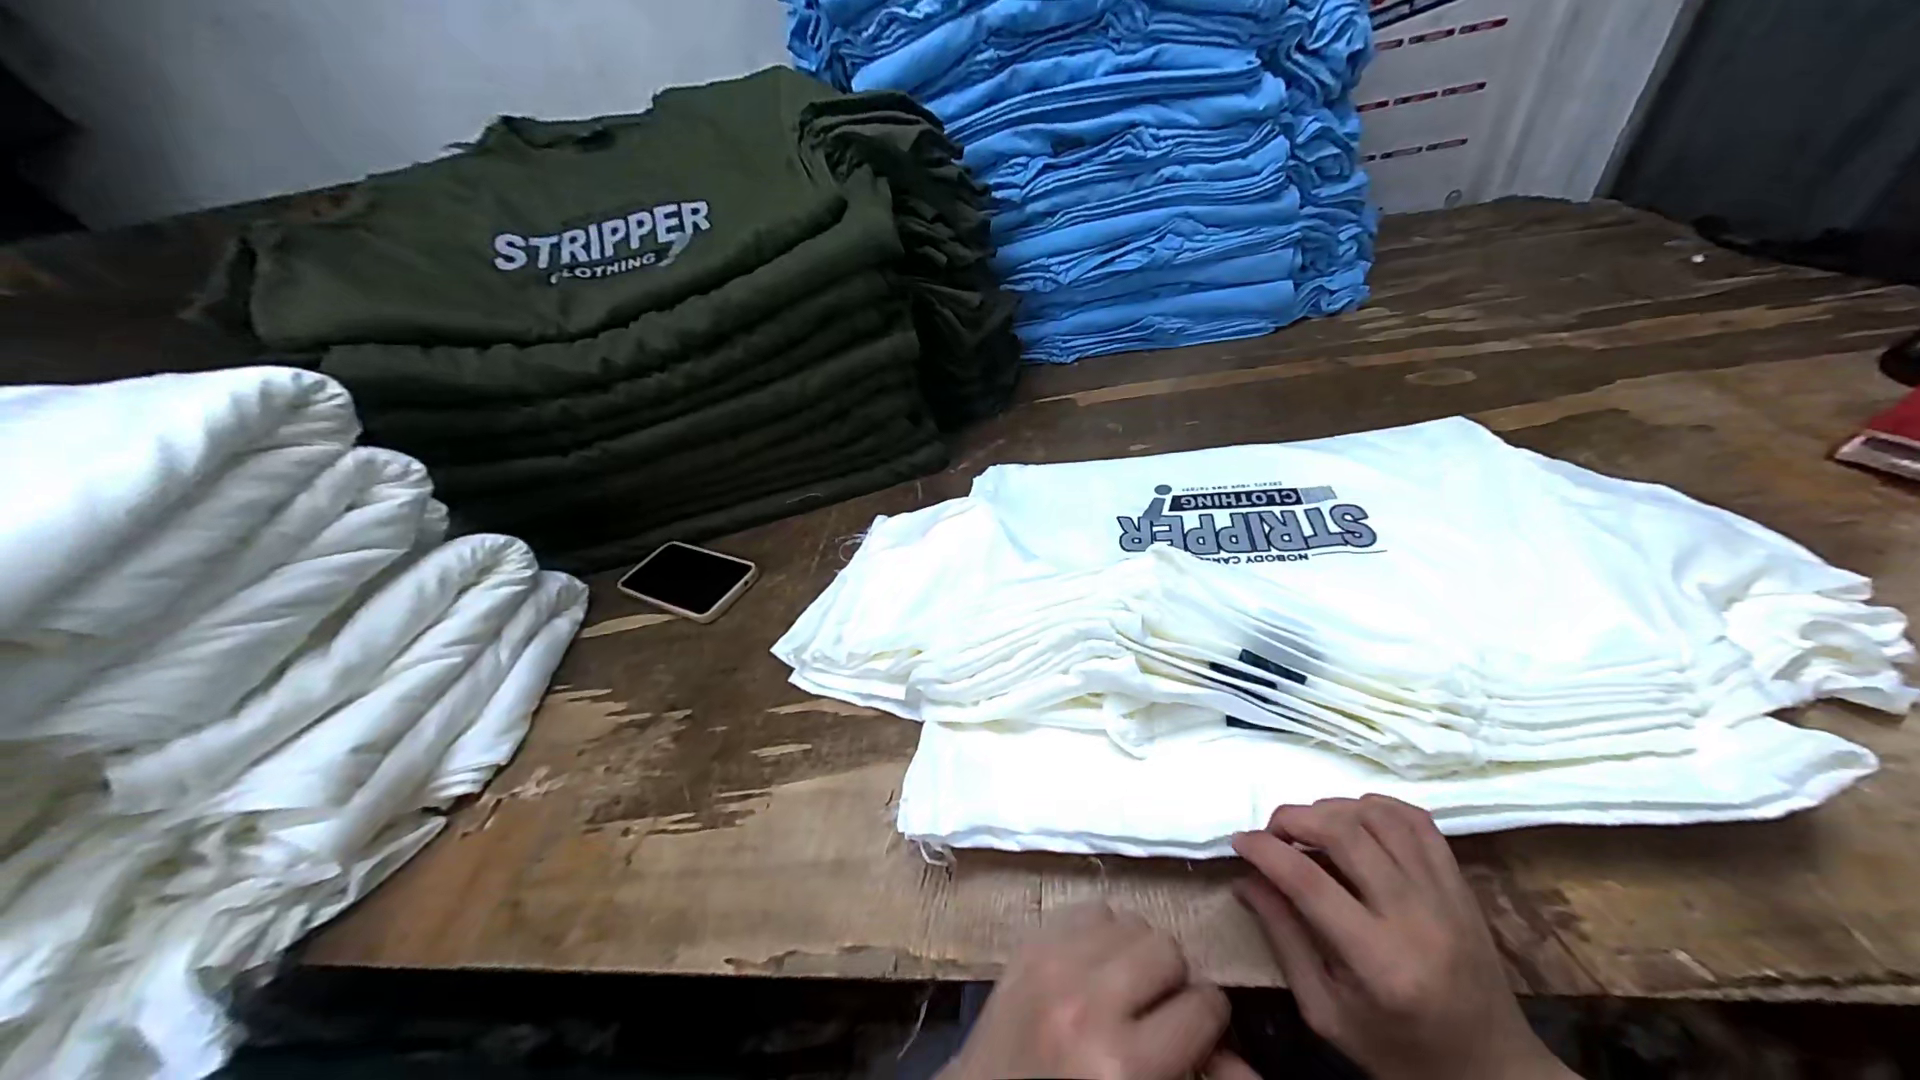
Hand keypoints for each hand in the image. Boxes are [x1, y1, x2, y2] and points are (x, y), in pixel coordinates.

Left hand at [940, 901, 1231, 1079]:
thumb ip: (1195, 1079)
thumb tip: (1245, 1062)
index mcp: (1122, 1064)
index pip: (1202, 1009)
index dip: (1209, 1019)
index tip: (1200, 1029)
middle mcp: (1089, 1003)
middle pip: (1167, 949)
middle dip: (1173, 978)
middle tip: (1159, 1005)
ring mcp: (1052, 965)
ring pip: (1130, 920)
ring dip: (1137, 951)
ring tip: (1125, 982)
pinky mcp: (1029, 945)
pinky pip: (1088, 910)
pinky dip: (1100, 932)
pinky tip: (1093, 962)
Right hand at [1232, 796, 1576, 1079]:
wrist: (1492, 1073)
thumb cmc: (1397, 1051)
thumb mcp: (1324, 1010)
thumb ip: (1283, 938)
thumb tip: (1245, 879)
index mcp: (1380, 962)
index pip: (1308, 880)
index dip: (1264, 850)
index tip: (1239, 841)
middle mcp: (1417, 918)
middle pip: (1345, 833)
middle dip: (1293, 818)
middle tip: (1270, 832)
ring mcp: (1446, 896)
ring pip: (1379, 816)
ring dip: (1331, 809)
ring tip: (1309, 828)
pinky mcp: (1461, 884)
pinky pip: (1416, 821)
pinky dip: (1375, 807)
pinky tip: (1353, 822)